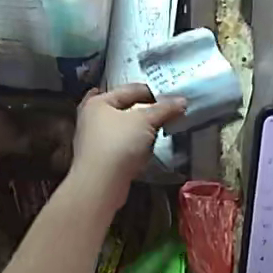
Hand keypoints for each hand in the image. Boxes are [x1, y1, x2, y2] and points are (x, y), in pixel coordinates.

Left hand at [68, 84, 187, 196]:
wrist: (100, 183)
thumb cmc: (119, 143)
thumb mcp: (145, 120)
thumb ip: (164, 109)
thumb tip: (182, 101)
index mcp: (98, 102)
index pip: (129, 89)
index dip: (152, 91)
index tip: (172, 96)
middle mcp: (91, 118)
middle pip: (124, 109)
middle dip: (145, 110)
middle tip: (167, 111)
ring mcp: (94, 140)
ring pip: (122, 129)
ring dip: (139, 129)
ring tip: (159, 128)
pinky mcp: (100, 160)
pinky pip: (121, 147)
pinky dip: (134, 145)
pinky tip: (145, 149)